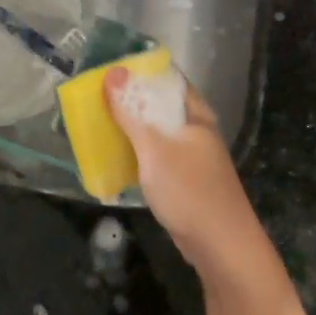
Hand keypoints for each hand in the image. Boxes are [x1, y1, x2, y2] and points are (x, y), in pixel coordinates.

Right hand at [104, 61, 261, 263]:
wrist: (220, 245)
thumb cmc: (189, 190)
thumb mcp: (154, 149)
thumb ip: (132, 113)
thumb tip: (114, 72)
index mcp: (197, 116)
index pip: (170, 80)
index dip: (142, 71)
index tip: (108, 70)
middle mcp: (197, 131)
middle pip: (161, 106)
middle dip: (131, 100)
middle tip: (95, 96)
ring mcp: (192, 157)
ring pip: (157, 132)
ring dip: (131, 127)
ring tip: (98, 122)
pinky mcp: (184, 179)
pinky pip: (156, 155)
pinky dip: (137, 152)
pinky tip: (116, 157)